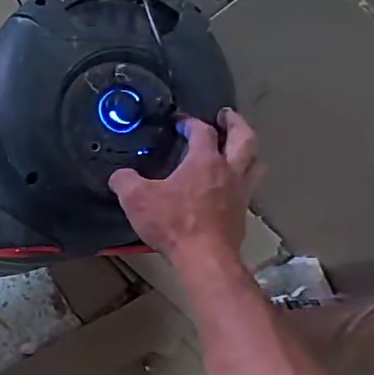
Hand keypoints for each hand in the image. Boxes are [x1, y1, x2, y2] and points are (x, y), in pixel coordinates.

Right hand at [110, 108, 259, 269]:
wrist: (205, 258)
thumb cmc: (174, 224)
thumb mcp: (137, 200)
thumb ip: (125, 182)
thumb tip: (118, 175)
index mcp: (204, 161)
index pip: (202, 131)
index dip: (191, 122)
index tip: (181, 122)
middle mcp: (228, 171)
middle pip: (243, 137)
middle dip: (236, 123)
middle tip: (227, 116)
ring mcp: (240, 193)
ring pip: (254, 162)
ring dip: (248, 150)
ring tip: (239, 147)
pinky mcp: (242, 214)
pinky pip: (248, 188)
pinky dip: (243, 178)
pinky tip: (231, 186)